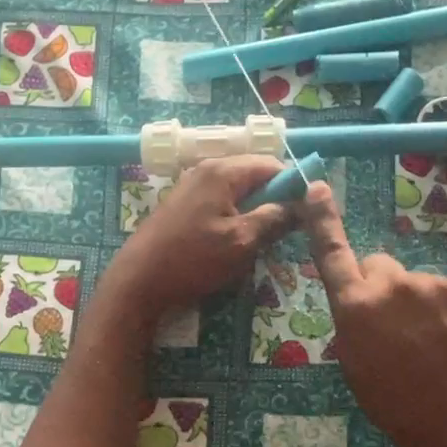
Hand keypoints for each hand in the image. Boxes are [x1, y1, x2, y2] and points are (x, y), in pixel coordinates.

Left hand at [100, 155, 291, 316]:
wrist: (139, 281)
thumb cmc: (193, 259)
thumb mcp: (242, 241)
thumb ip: (274, 218)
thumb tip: (301, 205)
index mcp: (223, 171)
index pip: (273, 165)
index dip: (294, 186)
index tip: (307, 213)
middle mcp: (206, 170)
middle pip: (254, 176)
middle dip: (274, 200)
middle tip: (287, 230)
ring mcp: (191, 187)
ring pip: (237, 192)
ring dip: (254, 212)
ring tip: (263, 241)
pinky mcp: (182, 206)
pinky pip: (220, 203)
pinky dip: (234, 218)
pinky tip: (236, 243)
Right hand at [300, 183, 446, 446]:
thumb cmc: (393, 402)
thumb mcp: (354, 363)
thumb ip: (353, 321)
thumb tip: (362, 303)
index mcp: (354, 305)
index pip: (332, 252)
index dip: (321, 219)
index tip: (315, 188)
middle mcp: (391, 283)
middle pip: (378, 266)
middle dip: (380, 287)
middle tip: (393, 328)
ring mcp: (432, 283)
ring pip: (414, 283)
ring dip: (416, 303)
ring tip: (429, 344)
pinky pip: (445, 291)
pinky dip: (446, 310)